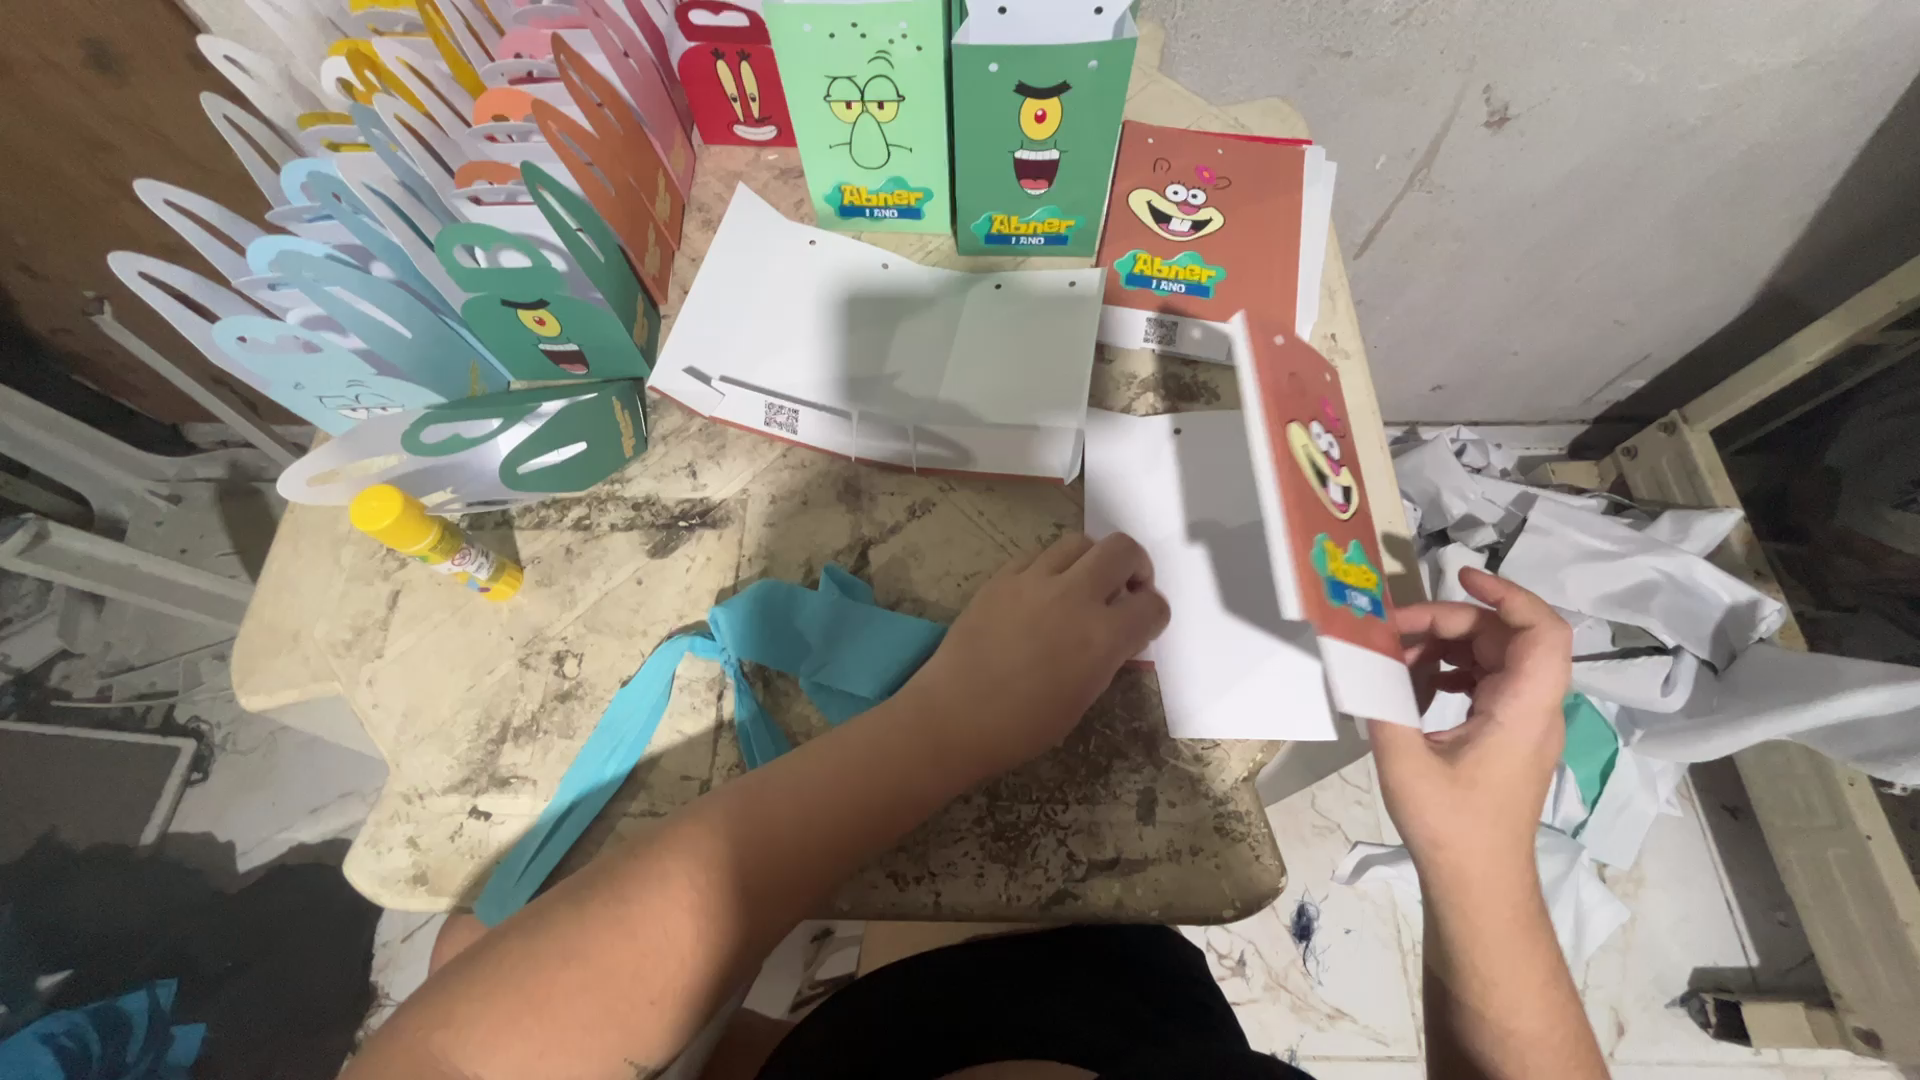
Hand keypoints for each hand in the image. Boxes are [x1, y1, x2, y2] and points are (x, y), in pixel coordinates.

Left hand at [901, 532, 1169, 781]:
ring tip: (1083, 585)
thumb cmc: (1023, 726)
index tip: (1143, 622)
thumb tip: (1119, 635)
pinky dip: (1052, 567)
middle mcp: (1074, 597)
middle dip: (1135, 567)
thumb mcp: (1083, 697)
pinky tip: (1043, 591)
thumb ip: (1108, 656)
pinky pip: (1038, 554)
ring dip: (1092, 560)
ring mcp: (1034, 580)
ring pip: (1079, 542)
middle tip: (1125, 589)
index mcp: (1103, 637)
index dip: (1154, 614)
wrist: (954, 715)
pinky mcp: (1002, 577)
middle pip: (1122, 550)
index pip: (1153, 605)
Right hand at [1370, 567, 1569, 881]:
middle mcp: (1532, 709)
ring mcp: (1522, 722)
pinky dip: (1447, 670)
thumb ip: (1380, 701)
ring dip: (1443, 646)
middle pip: (1505, 637)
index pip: (1541, 632)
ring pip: (1493, 656)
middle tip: (1391, 632)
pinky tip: (1410, 687)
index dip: (1507, 594)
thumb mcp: (1403, 760)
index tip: (1458, 576)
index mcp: (1522, 710)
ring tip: (1394, 660)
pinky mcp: (1506, 734)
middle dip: (1446, 622)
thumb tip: (1354, 658)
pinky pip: (1484, 680)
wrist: (1478, 882)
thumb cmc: (1449, 825)